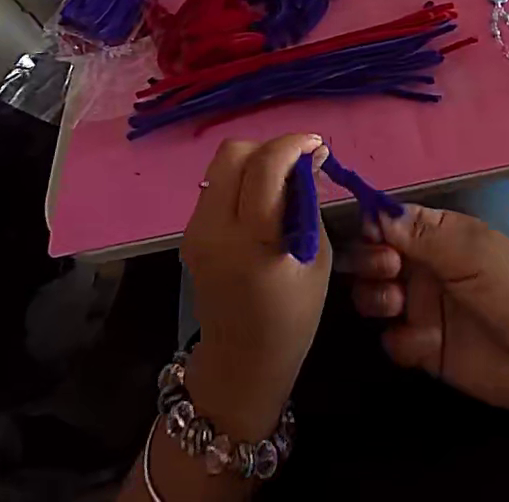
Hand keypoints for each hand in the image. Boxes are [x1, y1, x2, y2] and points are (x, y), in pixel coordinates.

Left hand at [182, 134, 330, 437]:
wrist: (241, 363)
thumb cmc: (292, 316)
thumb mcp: (316, 257)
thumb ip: (307, 203)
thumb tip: (310, 160)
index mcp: (250, 242)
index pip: (264, 167)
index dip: (292, 145)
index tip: (317, 145)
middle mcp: (213, 229)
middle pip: (233, 154)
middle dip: (271, 147)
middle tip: (299, 162)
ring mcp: (195, 230)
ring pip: (222, 164)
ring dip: (256, 160)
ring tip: (285, 178)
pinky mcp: (191, 232)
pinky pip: (218, 185)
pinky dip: (244, 178)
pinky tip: (266, 196)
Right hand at [348, 205, 508, 430]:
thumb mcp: (472, 254)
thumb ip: (423, 235)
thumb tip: (376, 212)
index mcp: (437, 235)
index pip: (390, 221)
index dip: (374, 225)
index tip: (374, 236)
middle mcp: (423, 266)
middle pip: (372, 256)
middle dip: (368, 260)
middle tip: (390, 269)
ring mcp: (421, 307)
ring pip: (373, 296)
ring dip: (374, 297)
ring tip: (396, 304)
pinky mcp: (423, 348)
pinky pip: (392, 340)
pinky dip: (400, 341)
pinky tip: (424, 343)